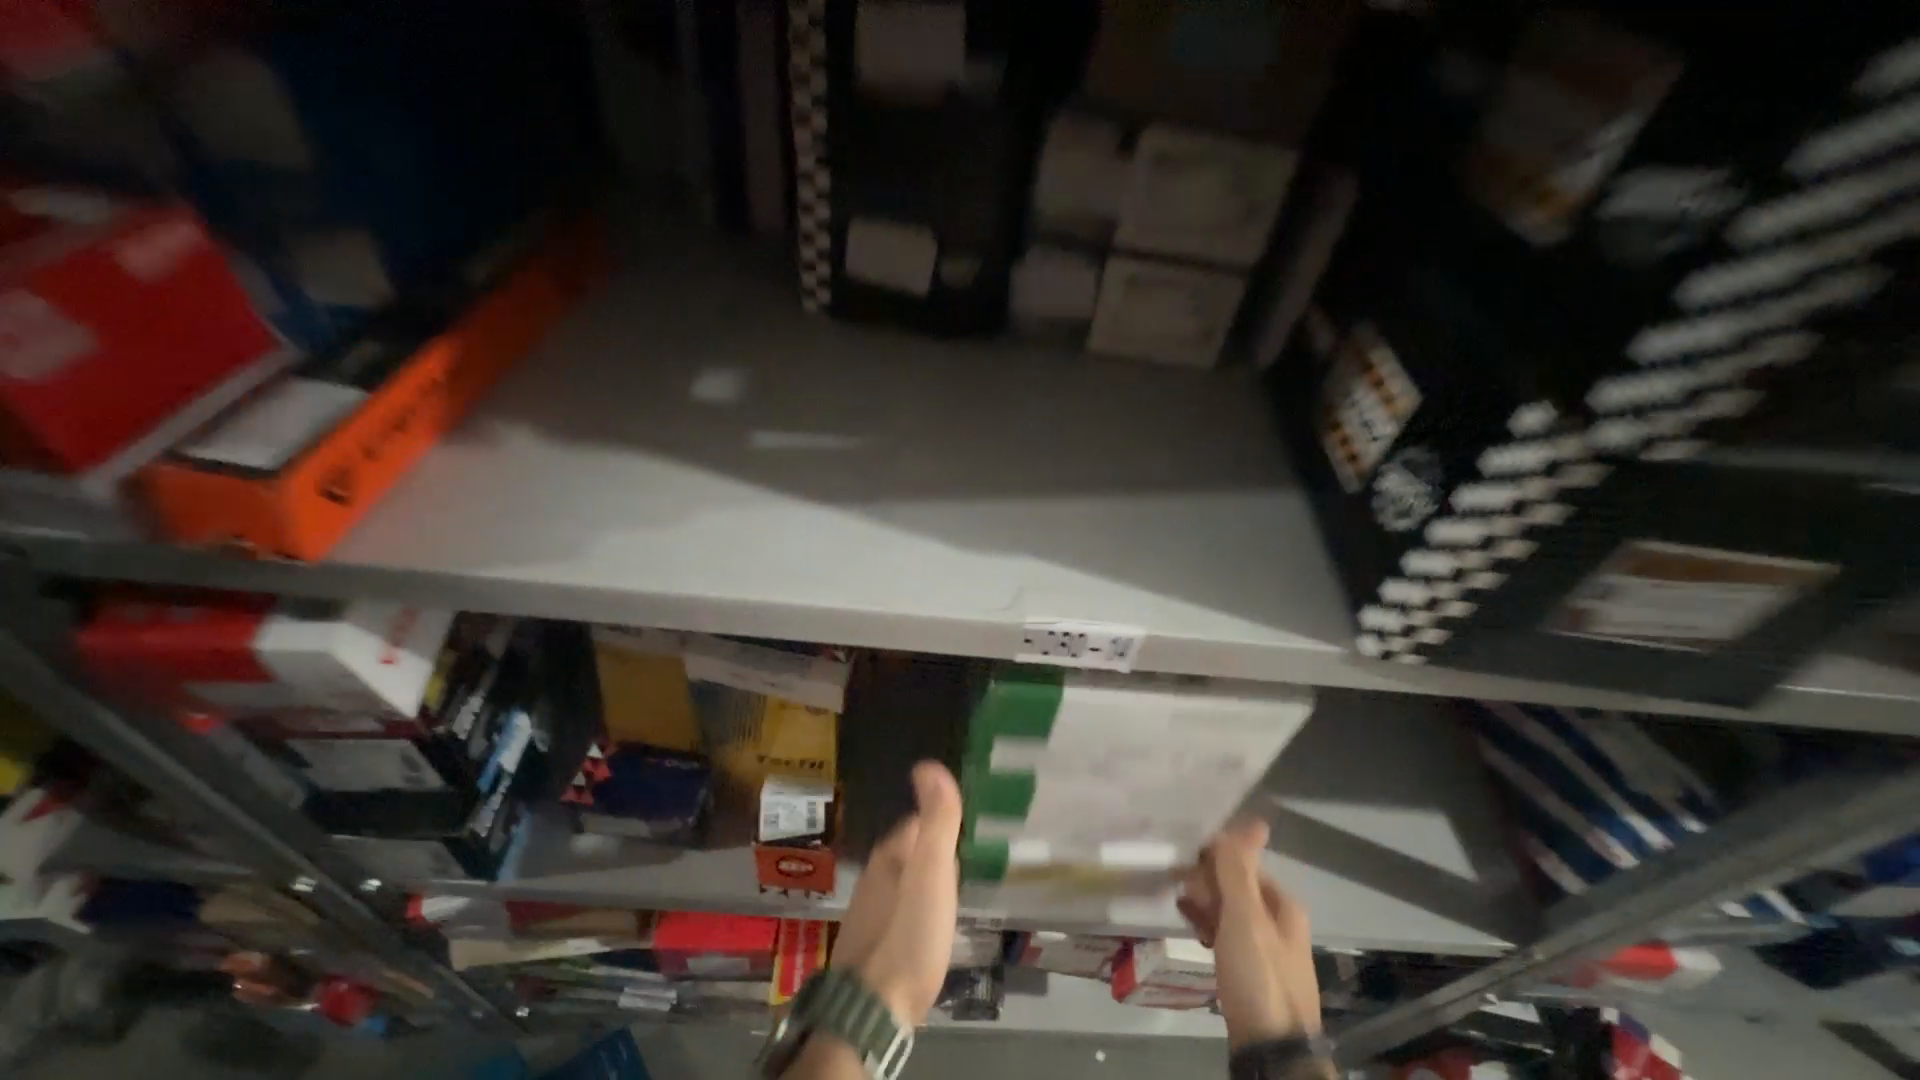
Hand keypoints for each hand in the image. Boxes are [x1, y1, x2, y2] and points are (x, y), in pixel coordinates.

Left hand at [829, 761, 962, 1027]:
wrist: (875, 1005)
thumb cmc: (910, 933)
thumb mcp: (932, 872)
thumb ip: (936, 822)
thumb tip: (928, 765)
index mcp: (890, 856)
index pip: (917, 823)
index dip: (940, 823)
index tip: (965, 827)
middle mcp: (874, 878)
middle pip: (909, 854)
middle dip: (932, 852)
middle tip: (965, 857)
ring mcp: (869, 913)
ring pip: (903, 884)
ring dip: (924, 883)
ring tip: (952, 891)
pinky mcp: (872, 945)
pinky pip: (899, 913)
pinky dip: (915, 911)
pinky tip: (930, 928)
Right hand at [1176, 819, 1321, 1047]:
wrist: (1271, 1049)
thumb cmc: (1259, 977)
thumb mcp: (1245, 919)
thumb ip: (1240, 872)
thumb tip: (1254, 821)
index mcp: (1283, 905)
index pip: (1243, 862)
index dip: (1213, 855)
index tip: (1181, 857)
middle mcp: (1278, 922)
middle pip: (1236, 885)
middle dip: (1206, 879)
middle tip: (1176, 883)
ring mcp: (1264, 948)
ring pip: (1229, 911)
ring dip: (1203, 901)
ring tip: (1176, 900)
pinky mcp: (1249, 971)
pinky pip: (1225, 935)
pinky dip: (1207, 926)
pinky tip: (1189, 926)